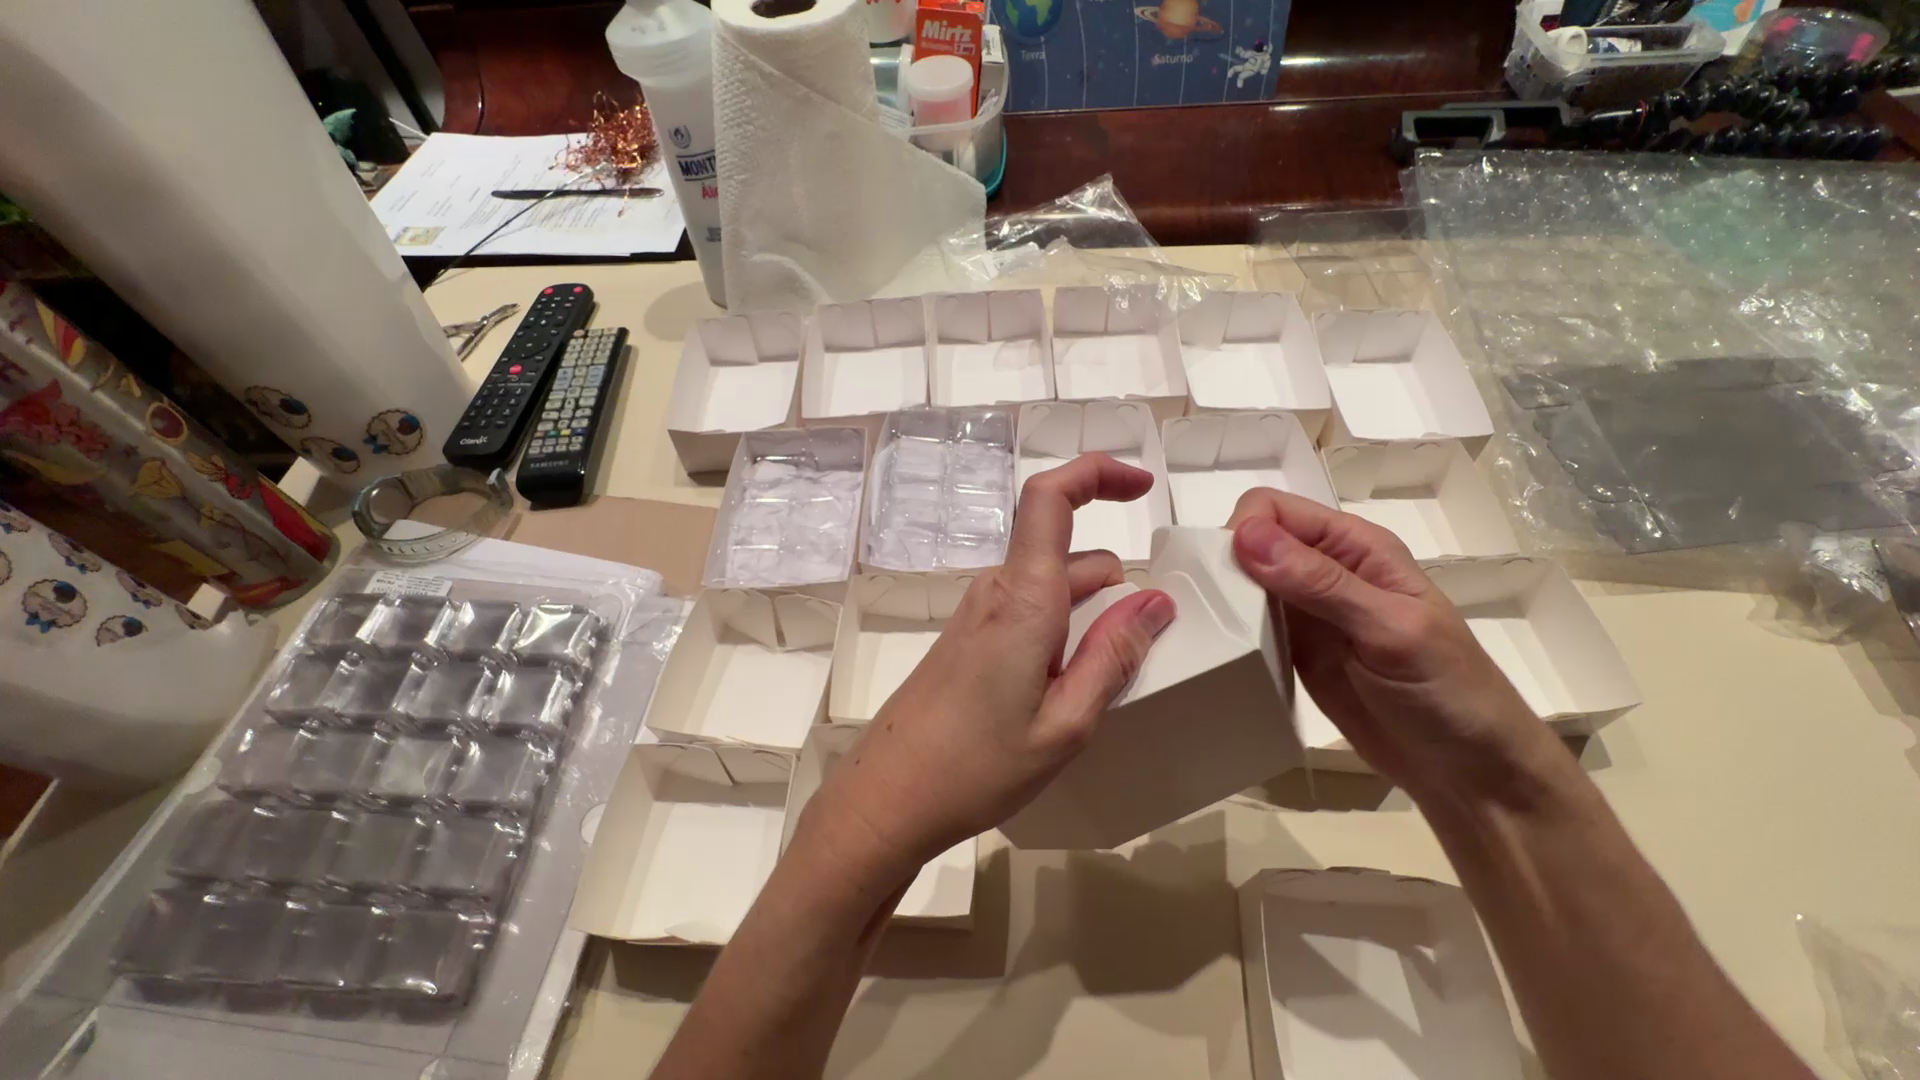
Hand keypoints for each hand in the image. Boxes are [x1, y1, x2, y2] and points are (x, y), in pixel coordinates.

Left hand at [797, 454, 1177, 881]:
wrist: (888, 797)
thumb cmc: (978, 767)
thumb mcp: (1065, 723)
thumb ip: (1112, 657)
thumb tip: (1156, 601)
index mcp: (1024, 598)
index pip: (1049, 497)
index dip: (1096, 472)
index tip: (1142, 486)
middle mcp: (996, 592)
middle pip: (1064, 552)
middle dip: (1114, 581)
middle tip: (1148, 643)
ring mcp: (977, 614)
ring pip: (1048, 585)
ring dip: (1089, 610)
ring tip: (1113, 675)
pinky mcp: (967, 639)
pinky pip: (1027, 611)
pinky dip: (1061, 628)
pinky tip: (1070, 686)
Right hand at [1227, 489, 1560, 802]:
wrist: (1467, 769)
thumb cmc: (1446, 690)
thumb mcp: (1389, 629)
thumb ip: (1319, 582)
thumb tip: (1245, 535)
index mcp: (1354, 546)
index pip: (1275, 509)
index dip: (1243, 530)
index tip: (1224, 575)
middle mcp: (1324, 570)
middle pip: (1252, 543)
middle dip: (1221, 564)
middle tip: (1200, 609)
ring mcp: (1306, 614)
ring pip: (1244, 584)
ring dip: (1219, 600)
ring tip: (1198, 631)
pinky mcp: (1293, 652)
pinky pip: (1248, 628)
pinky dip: (1229, 634)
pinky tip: (1216, 653)